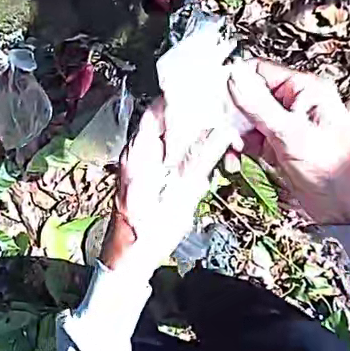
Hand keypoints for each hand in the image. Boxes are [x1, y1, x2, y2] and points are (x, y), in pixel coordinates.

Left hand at [99, 98, 234, 278]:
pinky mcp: (148, 178)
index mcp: (138, 154)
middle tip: (220, 110)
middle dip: (192, 114)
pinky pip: (168, 155)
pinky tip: (205, 154)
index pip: (156, 111)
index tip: (205, 90)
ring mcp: (141, 166)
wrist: (129, 261)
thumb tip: (218, 131)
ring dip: (192, 134)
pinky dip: (186, 151)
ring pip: (169, 138)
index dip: (180, 97)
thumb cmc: (147, 233)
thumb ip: (198, 161)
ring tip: (219, 129)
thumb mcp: (179, 196)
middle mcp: (137, 155)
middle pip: (165, 122)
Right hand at [227, 59, 349, 226]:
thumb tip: (236, 76)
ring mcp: (286, 127)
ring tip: (231, 150)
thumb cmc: (339, 169)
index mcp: (305, 90)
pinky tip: (236, 160)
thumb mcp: (293, 134)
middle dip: (231, 115)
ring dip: (233, 135)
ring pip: (246, 121)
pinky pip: (251, 141)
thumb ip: (260, 105)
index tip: (216, 100)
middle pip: (248, 97)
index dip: (235, 84)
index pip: (260, 72)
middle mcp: (294, 105)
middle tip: (222, 131)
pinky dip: (240, 150)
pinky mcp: (280, 149)